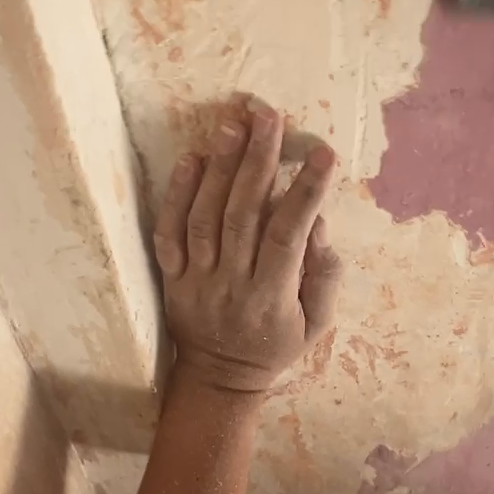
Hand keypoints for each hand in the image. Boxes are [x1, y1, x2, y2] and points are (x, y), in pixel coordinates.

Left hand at [153, 98, 342, 393]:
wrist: (219, 378)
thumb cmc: (275, 346)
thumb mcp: (315, 325)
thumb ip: (323, 279)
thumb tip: (319, 226)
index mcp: (271, 296)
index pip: (289, 235)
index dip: (306, 192)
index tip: (324, 152)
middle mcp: (231, 284)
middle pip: (243, 214)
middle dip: (258, 161)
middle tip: (269, 115)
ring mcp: (197, 279)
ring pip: (205, 217)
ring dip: (219, 167)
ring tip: (233, 124)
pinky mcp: (172, 277)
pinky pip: (169, 234)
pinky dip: (177, 195)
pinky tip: (190, 159)